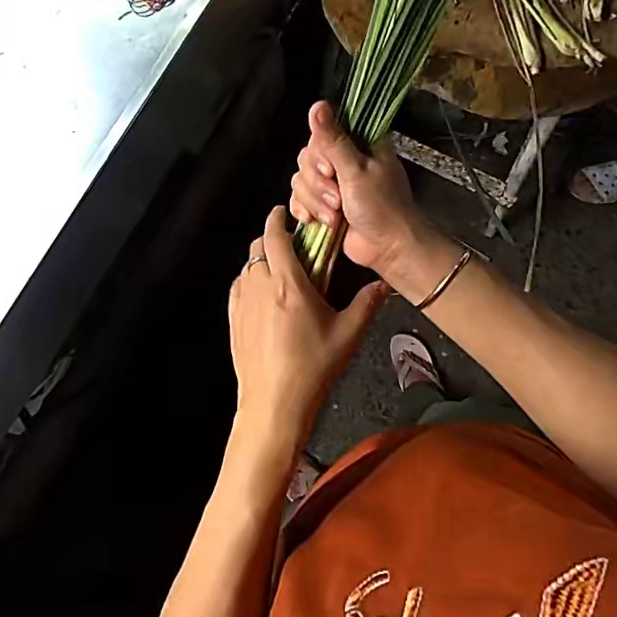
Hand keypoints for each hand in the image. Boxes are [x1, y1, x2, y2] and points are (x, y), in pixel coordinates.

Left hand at [228, 207, 389, 439]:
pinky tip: (264, 297)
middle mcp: (259, 285)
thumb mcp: (347, 334)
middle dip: (273, 239)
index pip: (275, 234)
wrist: (274, 404)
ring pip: (247, 266)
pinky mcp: (233, 318)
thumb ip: (366, 304)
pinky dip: (250, 282)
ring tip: (282, 275)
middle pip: (258, 246)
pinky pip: (238, 287)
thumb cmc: (311, 368)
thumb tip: (383, 285)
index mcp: (287, 283)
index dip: (278, 218)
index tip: (284, 213)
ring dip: (262, 261)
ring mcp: (242, 302)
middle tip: (293, 248)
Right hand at [288, 101, 426, 273]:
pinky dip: (305, 210)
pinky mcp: (323, 204)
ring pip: (300, 180)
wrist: (389, 248)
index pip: (322, 134)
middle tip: (339, 199)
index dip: (320, 154)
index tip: (331, 171)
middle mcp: (344, 159)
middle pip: (307, 158)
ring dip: (315, 202)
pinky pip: (299, 199)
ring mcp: (333, 183)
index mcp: (358, 144)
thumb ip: (333, 140)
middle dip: (318, 184)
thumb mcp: (357, 171)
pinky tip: (316, 221)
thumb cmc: (382, 207)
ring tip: (335, 216)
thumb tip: (317, 106)